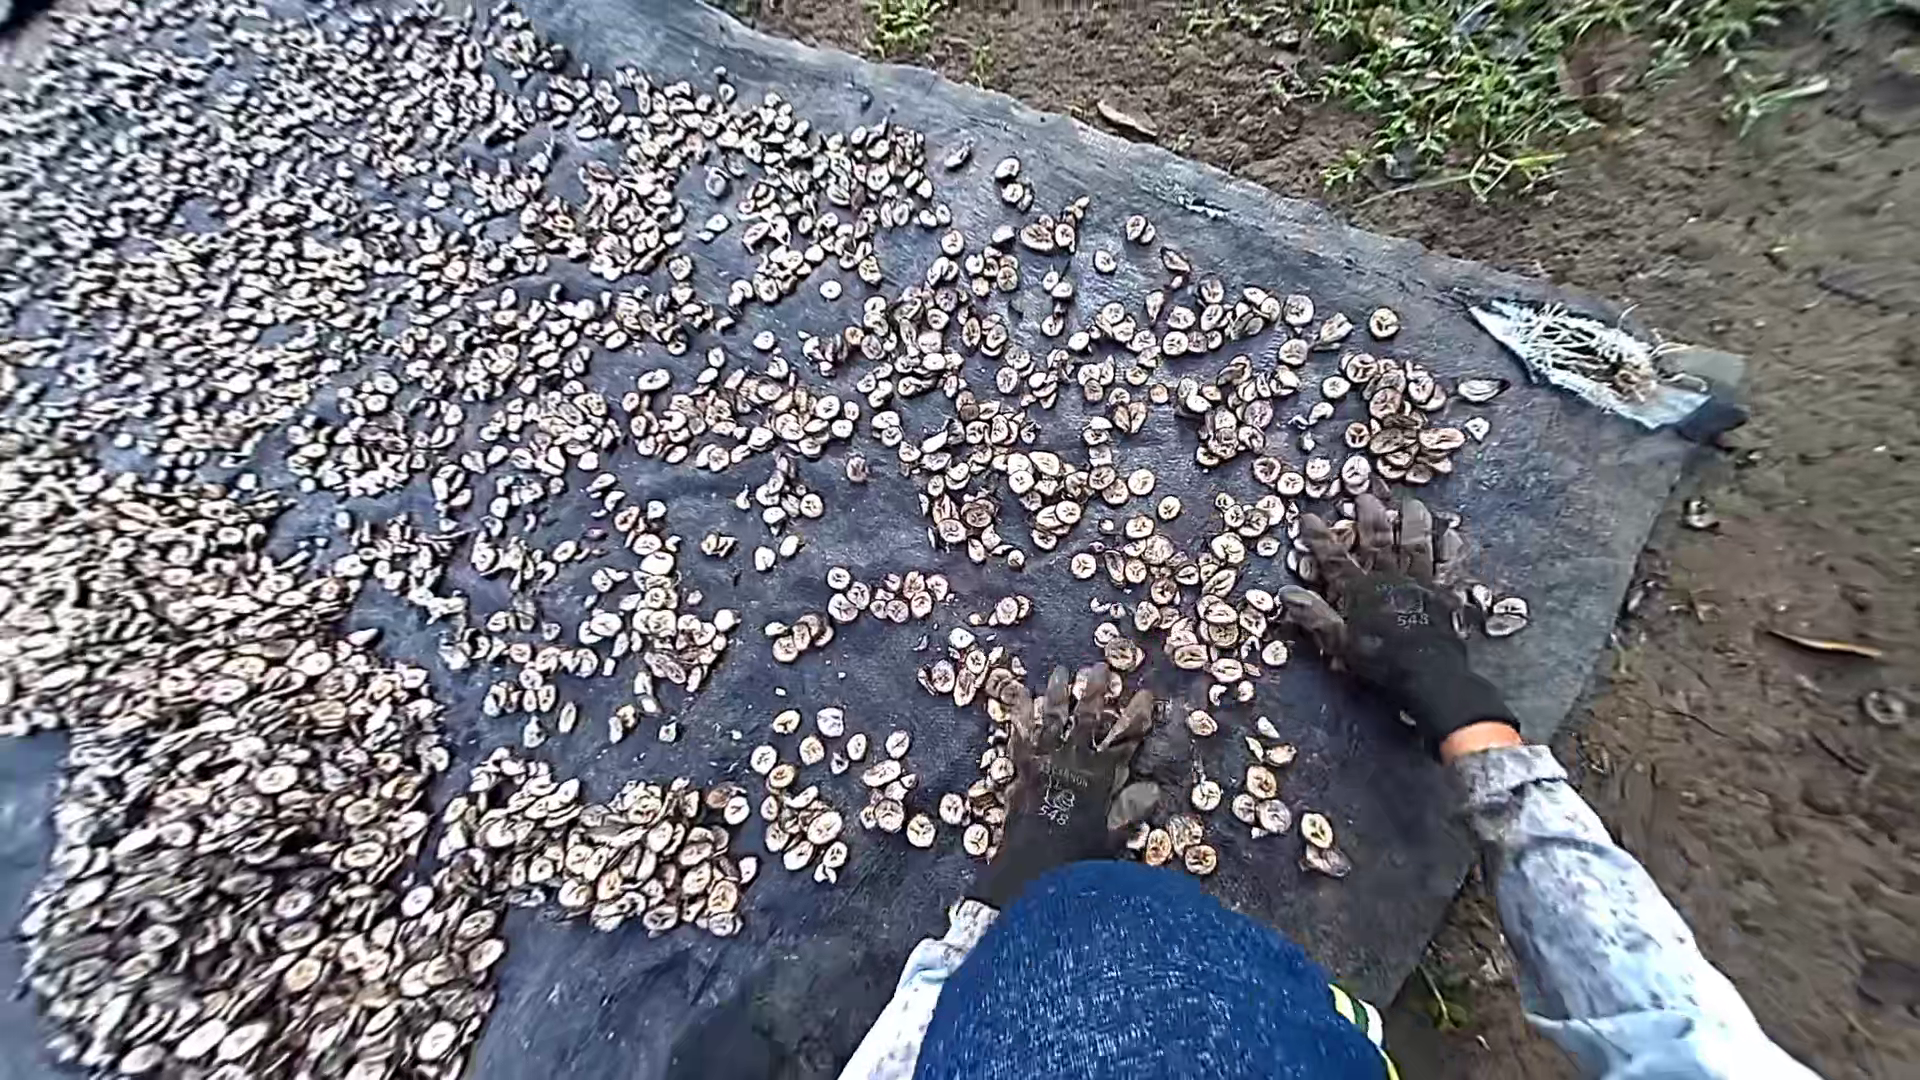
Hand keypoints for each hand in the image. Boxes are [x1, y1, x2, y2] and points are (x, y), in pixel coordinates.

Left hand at [974, 664, 1159, 907]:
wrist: (1032, 869)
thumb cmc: (1077, 859)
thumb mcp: (1110, 838)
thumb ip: (1129, 811)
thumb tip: (1152, 789)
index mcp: (1099, 777)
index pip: (1124, 740)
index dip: (1136, 716)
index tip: (1146, 694)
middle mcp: (1072, 762)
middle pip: (1086, 719)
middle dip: (1094, 692)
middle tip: (1099, 667)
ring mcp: (1045, 761)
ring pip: (1053, 720)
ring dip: (1058, 695)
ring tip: (1061, 672)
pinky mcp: (1022, 768)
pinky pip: (1021, 736)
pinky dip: (1020, 716)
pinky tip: (1019, 696)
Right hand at [1279, 494, 1517, 755]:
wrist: (1430, 676)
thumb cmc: (1379, 661)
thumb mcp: (1338, 643)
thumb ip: (1315, 616)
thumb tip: (1286, 592)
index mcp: (1361, 590)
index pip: (1334, 558)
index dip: (1319, 537)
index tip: (1308, 516)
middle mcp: (1390, 579)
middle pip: (1378, 541)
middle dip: (1369, 517)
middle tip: (1364, 495)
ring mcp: (1421, 584)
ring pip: (1416, 545)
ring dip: (1413, 523)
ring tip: (1410, 504)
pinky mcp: (1445, 594)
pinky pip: (1450, 566)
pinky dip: (1451, 549)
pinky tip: (1452, 533)